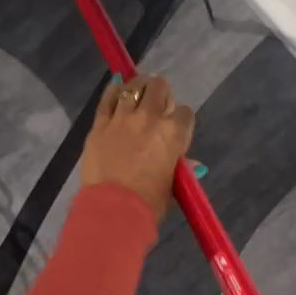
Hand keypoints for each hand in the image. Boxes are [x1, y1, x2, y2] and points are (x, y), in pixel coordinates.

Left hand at [80, 74, 195, 219]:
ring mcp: (123, 118)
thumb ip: (180, 170)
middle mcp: (150, 118)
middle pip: (160, 87)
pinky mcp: (101, 123)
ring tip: (137, 96)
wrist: (113, 208)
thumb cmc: (148, 203)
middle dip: (161, 93)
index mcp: (174, 133)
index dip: (181, 120)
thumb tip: (194, 166)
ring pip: (134, 86)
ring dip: (138, 88)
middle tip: (156, 106)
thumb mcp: (172, 187)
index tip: (175, 129)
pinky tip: (117, 90)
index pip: (185, 113)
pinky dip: (114, 91)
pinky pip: (108, 98)